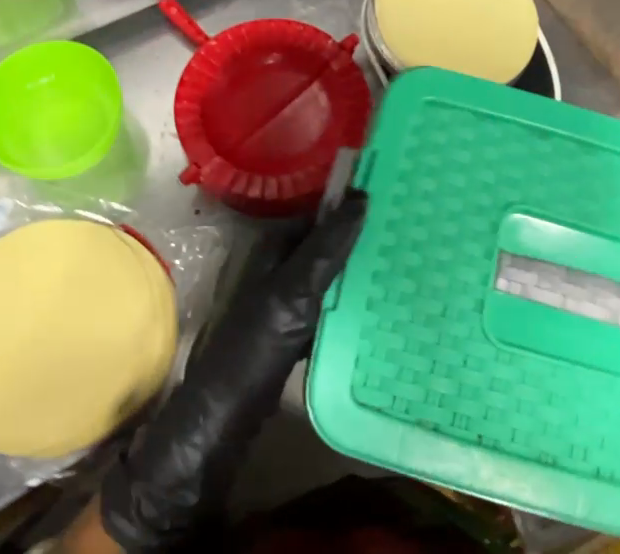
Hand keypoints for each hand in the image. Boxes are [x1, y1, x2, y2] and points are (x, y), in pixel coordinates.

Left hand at [99, 193, 369, 552]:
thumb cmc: (254, 348)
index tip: (390, 205)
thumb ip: (325, 249)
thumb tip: (361, 199)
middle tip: (401, 239)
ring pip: (322, 276)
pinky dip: (343, 305)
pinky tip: (369, 312)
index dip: (348, 208)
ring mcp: (276, 303)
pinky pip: (322, 307)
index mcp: (267, 250)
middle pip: (320, 245)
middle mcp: (269, 269)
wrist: (219, 420)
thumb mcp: (293, 294)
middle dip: (354, 241)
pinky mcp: (284, 333)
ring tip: (395, 269)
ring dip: (351, 273)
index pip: (315, 214)